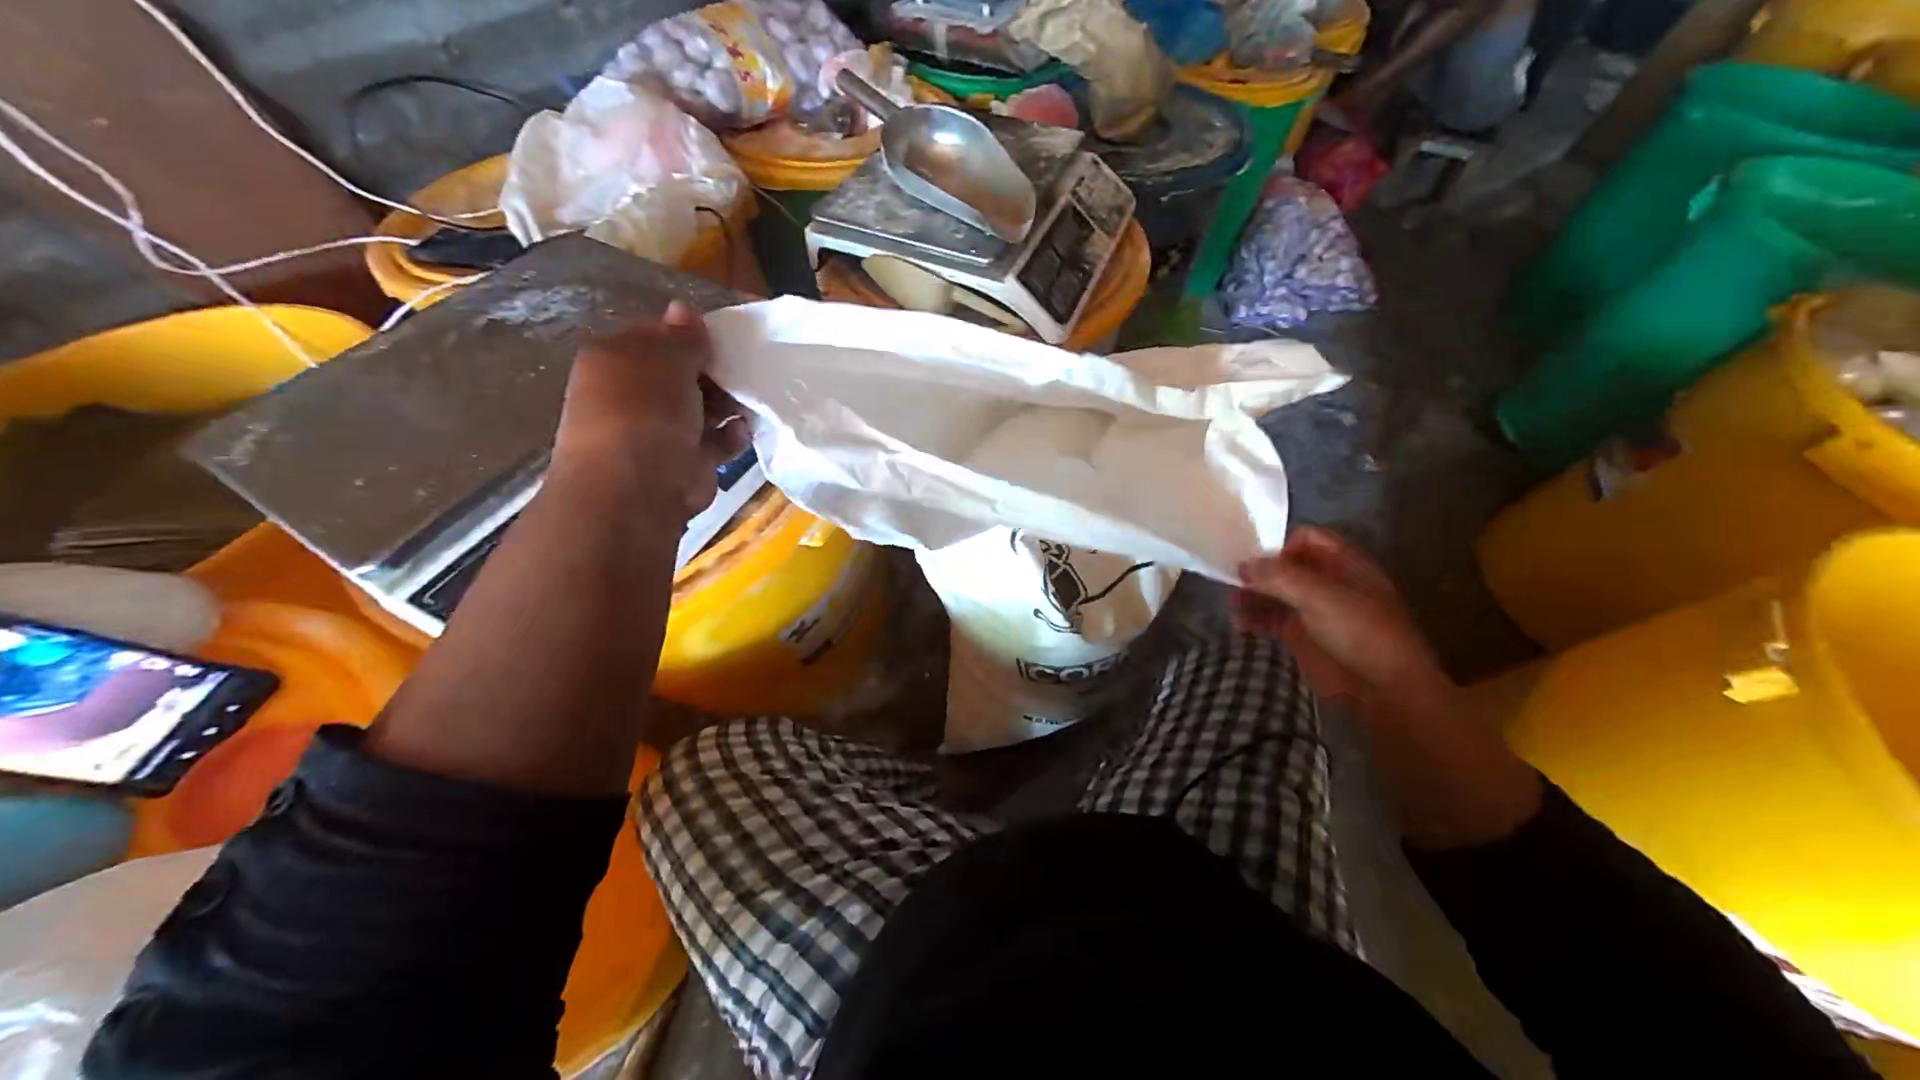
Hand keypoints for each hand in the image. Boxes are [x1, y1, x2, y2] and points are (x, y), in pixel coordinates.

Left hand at [551, 301, 749, 517]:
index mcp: (615, 362)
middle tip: (742, 368)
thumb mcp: (665, 358)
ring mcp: (658, 433)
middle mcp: (632, 396)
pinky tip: (742, 431)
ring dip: (727, 404)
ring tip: (749, 399)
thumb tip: (683, 308)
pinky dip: (730, 437)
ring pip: (701, 409)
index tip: (723, 338)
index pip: (656, 338)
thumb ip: (682, 336)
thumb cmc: (644, 411)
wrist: (636, 490)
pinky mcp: (684, 464)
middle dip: (714, 372)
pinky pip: (714, 443)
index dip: (689, 335)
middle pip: (682, 375)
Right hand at [1235, 526, 1541, 847]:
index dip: (1280, 545)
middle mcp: (1329, 583)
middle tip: (1232, 582)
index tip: (1254, 559)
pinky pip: (1272, 619)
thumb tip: (1242, 565)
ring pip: (1275, 593)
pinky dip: (1255, 619)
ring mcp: (1315, 611)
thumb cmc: (1361, 633)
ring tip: (1233, 607)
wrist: (1385, 691)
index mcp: (1345, 564)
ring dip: (1252, 596)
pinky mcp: (1303, 637)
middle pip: (1285, 566)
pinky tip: (1241, 625)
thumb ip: (1279, 576)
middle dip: (1258, 572)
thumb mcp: (1320, 597)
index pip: (1307, 539)